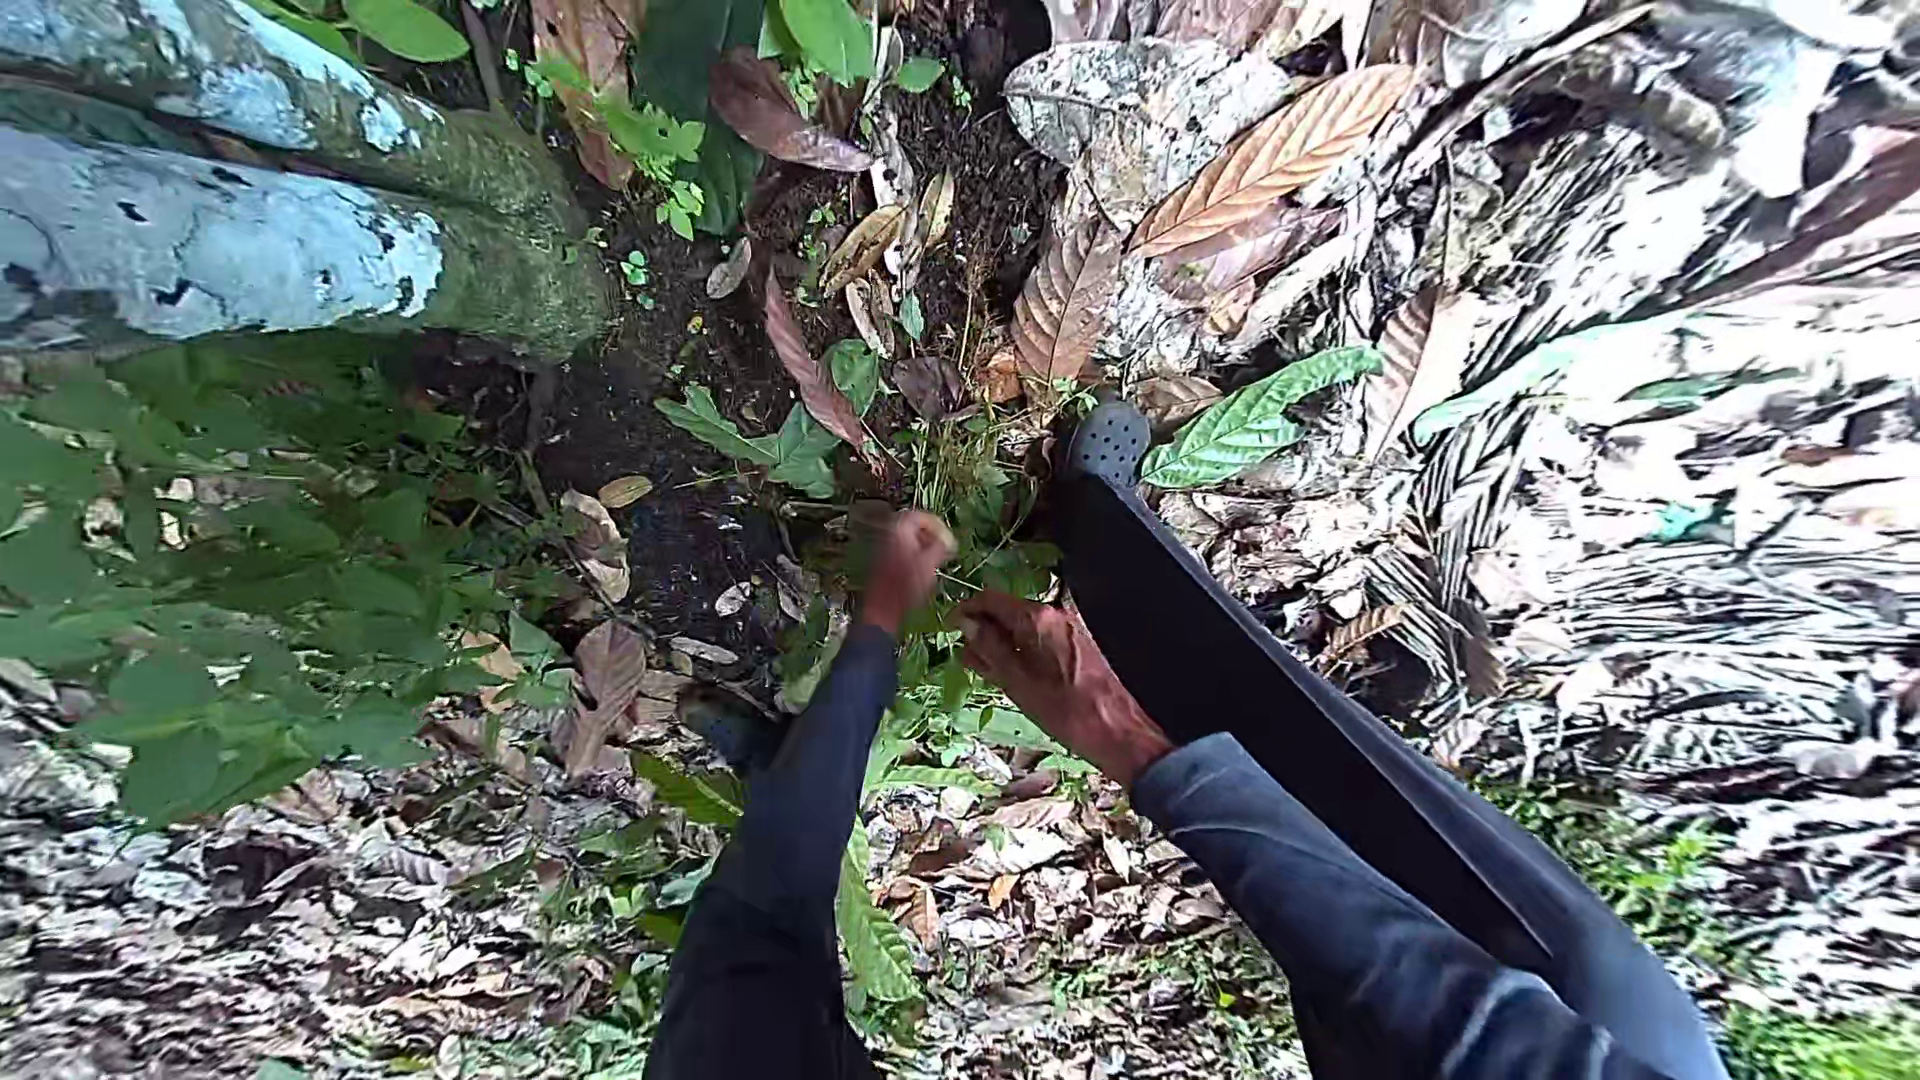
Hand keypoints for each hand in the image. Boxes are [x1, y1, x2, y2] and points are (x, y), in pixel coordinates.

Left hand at [858, 510, 956, 635]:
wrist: (883, 607)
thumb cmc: (906, 584)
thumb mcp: (930, 561)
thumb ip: (940, 545)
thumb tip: (946, 541)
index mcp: (899, 529)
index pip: (922, 516)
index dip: (938, 526)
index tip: (948, 538)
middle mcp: (889, 534)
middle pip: (915, 525)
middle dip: (933, 535)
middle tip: (945, 547)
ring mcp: (884, 547)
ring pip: (909, 539)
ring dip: (925, 545)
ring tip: (937, 559)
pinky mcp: (883, 561)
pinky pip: (903, 550)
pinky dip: (916, 554)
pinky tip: (924, 569)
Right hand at [956, 592, 1171, 788]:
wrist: (1120, 732)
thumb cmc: (1065, 712)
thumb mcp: (1017, 683)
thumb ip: (989, 649)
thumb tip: (967, 624)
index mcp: (1037, 618)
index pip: (991, 598)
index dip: (967, 611)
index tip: (951, 627)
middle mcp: (1055, 614)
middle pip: (1008, 609)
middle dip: (984, 628)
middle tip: (967, 654)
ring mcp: (1069, 627)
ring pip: (1024, 624)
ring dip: (1002, 640)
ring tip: (986, 667)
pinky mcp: (1078, 642)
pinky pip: (1041, 636)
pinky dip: (1022, 647)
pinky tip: (1014, 672)